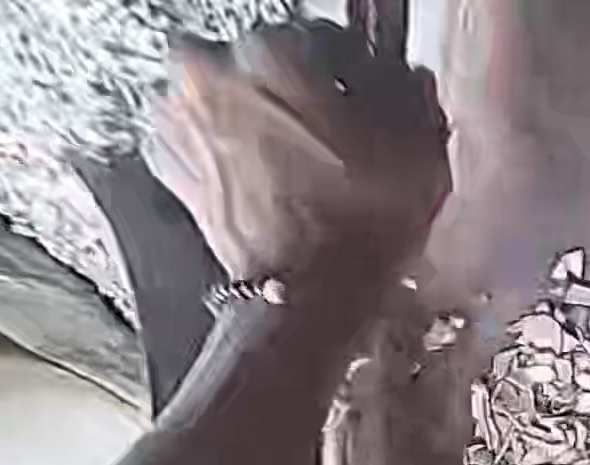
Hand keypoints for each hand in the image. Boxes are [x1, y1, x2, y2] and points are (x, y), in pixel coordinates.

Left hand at [145, 22, 450, 281]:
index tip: (376, 109)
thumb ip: (418, 108)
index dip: (362, 78)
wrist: (308, 299)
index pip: (329, 40)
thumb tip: (412, 81)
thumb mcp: (420, 167)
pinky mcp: (168, 159)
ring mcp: (178, 113)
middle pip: (272, 65)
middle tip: (339, 145)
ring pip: (235, 97)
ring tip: (305, 171)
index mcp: (277, 53)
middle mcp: (211, 66)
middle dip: (305, 97)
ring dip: (267, 121)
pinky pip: (206, 135)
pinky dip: (234, 150)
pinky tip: (270, 182)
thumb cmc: (363, 233)